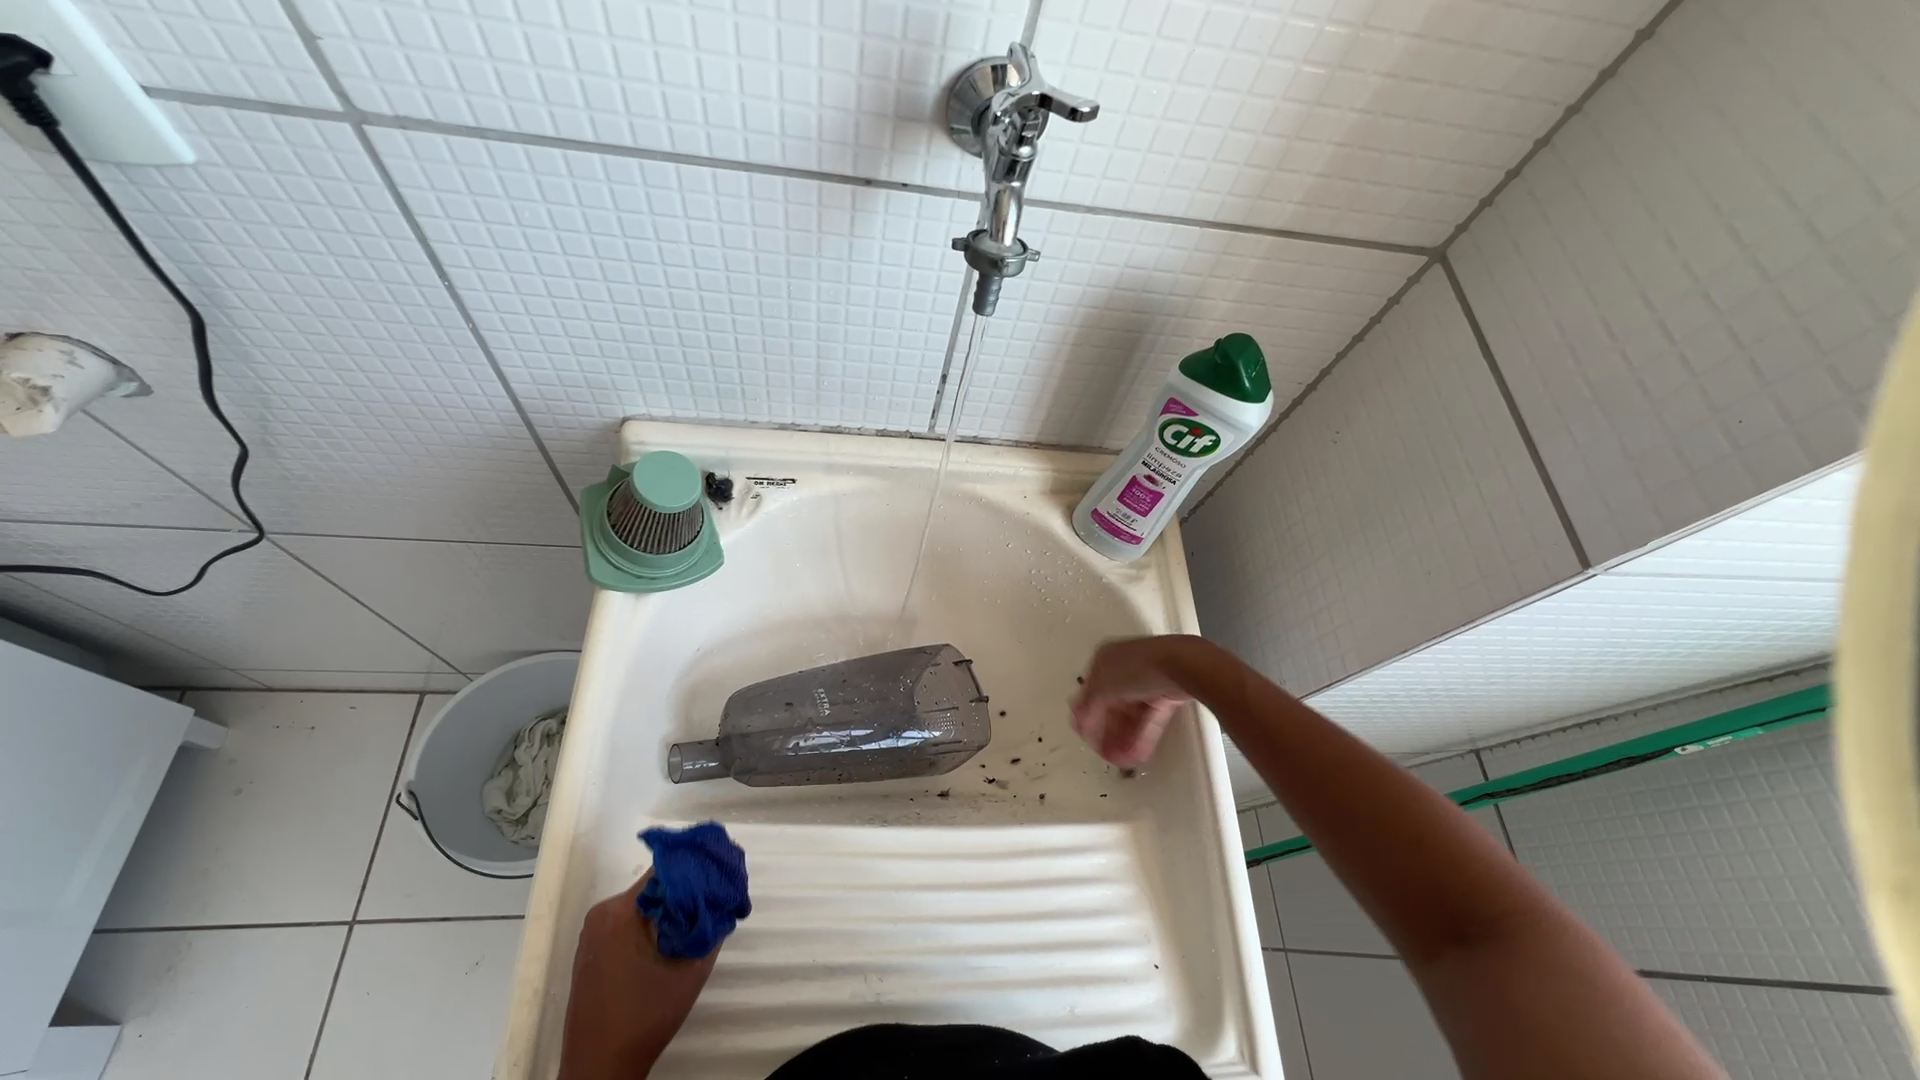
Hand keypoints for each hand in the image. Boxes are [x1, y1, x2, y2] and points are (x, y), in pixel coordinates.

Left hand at [557, 871, 718, 1079]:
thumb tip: (723, 899)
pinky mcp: (591, 952)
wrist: (598, 1069)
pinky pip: (627, 924)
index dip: (698, 868)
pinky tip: (671, 945)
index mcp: (622, 910)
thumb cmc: (645, 1017)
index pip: (667, 868)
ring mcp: (592, 933)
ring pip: (642, 906)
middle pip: (654, 886)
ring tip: (698, 925)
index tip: (722, 874)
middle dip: (686, 892)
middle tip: (716, 903)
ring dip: (670, 911)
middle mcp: (602, 913)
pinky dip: (651, 927)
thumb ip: (711, 927)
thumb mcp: (691, 970)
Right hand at [1071, 635, 1210, 767]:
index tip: (1088, 738)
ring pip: (1130, 717)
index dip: (1087, 718)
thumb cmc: (1141, 667)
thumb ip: (1088, 707)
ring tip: (1122, 760)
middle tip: (1105, 753)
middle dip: (1107, 733)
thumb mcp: (1104, 688)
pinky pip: (1148, 720)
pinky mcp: (1164, 695)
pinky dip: (1141, 738)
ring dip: (1124, 740)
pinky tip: (1136, 754)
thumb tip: (1078, 721)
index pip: (1089, 693)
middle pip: (1110, 707)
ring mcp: (1145, 682)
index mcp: (1104, 660)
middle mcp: (1124, 669)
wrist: (1183, 665)